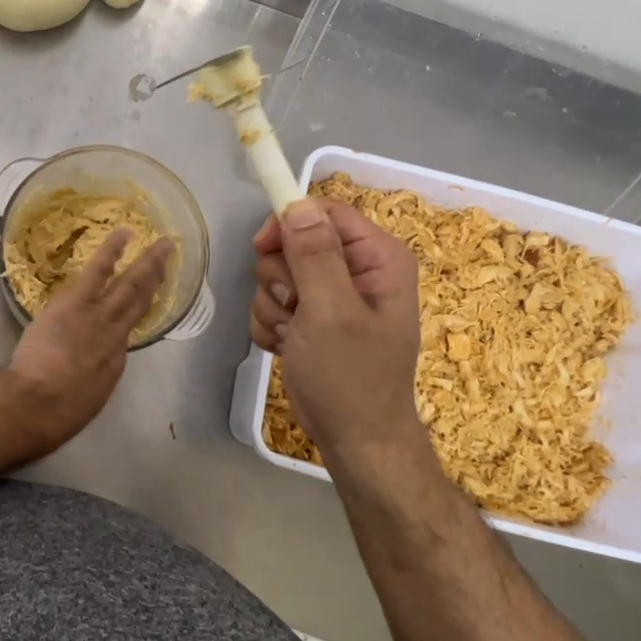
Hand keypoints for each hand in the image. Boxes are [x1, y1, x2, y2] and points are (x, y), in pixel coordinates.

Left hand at [5, 229, 174, 449]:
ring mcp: (97, 318)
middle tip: (172, 258)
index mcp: (113, 365)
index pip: (126, 334)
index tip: (144, 300)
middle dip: (157, 280)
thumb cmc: (56, 414)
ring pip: (128, 286)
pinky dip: (111, 252)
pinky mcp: (76, 304)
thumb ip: (88, 379)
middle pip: (139, 304)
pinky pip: (98, 272)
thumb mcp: (83, 400)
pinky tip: (121, 235)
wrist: (38, 403)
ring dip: (147, 262)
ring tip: (160, 243)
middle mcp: (113, 337)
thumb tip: (86, 371)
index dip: (136, 315)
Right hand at [250, 199, 425, 461]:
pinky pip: (271, 305)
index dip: (287, 224)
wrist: (353, 437)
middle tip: (295, 308)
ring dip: (273, 308)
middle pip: (292, 243)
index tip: (263, 248)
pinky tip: (287, 349)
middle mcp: (356, 270)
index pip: (323, 212)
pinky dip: (272, 328)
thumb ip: (314, 254)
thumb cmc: (351, 376)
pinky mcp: (308, 321)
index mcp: (377, 258)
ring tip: (295, 337)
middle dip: (280, 278)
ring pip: (276, 276)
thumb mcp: (332, 311)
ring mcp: (330, 297)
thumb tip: (296, 203)